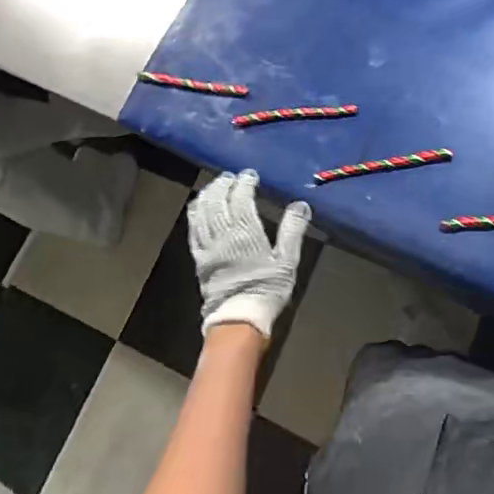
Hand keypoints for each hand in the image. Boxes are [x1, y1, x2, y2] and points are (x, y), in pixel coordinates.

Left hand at [188, 170, 310, 337]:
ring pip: (202, 212)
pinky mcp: (198, 258)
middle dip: (223, 185)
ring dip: (207, 195)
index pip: (240, 199)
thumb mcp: (287, 261)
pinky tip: (197, 208)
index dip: (244, 183)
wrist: (239, 318)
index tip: (250, 175)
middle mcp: (223, 234)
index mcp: (245, 232)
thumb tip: (300, 205)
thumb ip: (292, 231)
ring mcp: (207, 246)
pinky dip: (194, 214)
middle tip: (230, 177)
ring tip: (214, 186)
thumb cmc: (267, 289)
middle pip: (218, 201)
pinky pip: (193, 230)